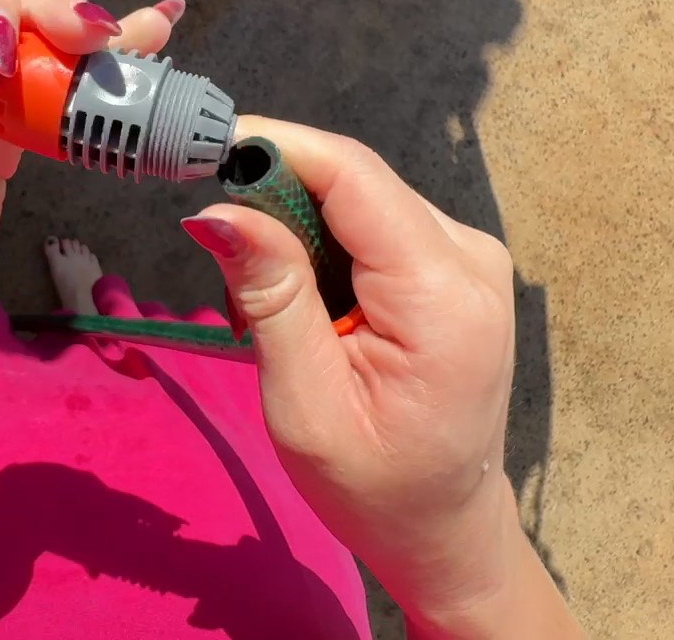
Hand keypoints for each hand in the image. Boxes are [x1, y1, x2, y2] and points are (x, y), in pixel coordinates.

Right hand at [181, 118, 572, 633]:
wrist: (443, 525)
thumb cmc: (373, 484)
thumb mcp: (303, 403)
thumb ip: (269, 295)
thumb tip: (216, 210)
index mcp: (443, 296)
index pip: (354, 176)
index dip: (277, 148)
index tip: (205, 153)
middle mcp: (468, 254)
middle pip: (353, 180)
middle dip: (274, 196)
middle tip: (224, 254)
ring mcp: (466, 253)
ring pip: (355, 194)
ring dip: (292, 222)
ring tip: (260, 293)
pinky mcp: (450, 259)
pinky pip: (369, 217)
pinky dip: (318, 238)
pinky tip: (300, 292)